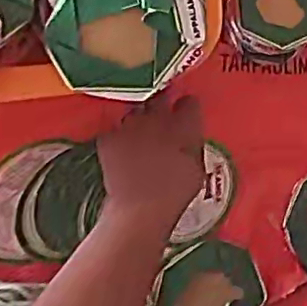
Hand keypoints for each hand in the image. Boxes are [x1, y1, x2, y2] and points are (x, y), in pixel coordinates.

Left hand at [94, 95, 204, 235]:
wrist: (139, 208)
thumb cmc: (175, 192)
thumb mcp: (197, 167)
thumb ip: (194, 144)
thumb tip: (192, 137)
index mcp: (185, 123)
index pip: (189, 101)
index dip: (188, 107)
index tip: (186, 113)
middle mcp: (158, 117)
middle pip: (160, 97)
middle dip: (162, 103)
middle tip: (162, 117)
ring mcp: (131, 125)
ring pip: (136, 109)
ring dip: (139, 116)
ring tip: (140, 130)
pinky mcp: (109, 137)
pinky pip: (113, 126)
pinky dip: (116, 133)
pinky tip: (120, 144)